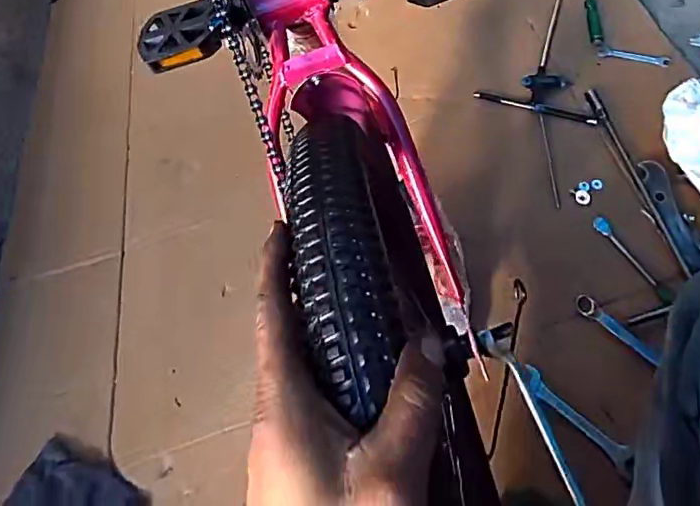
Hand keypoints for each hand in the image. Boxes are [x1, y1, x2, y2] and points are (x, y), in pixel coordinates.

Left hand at [248, 223, 446, 505]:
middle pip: (286, 340)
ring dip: (325, 339)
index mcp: (281, 402)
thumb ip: (411, 401)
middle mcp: (273, 417)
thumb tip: (427, 343)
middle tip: (343, 266)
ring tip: (365, 318)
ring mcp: (281, 446)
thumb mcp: (388, 472)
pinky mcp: (295, 470)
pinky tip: (370, 387)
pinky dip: (336, 375)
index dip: (273, 267)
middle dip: (308, 298)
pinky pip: (313, 403)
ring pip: (301, 374)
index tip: (279, 227)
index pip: (271, 315)